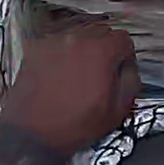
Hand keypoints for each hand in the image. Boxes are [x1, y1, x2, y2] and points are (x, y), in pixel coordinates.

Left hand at [0, 25, 139, 154]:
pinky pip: (55, 42)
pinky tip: (56, 72)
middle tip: (98, 72)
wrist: (32, 132)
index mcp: (102, 50)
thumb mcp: (118, 110)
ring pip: (77, 35)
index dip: (125, 56)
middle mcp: (78, 37)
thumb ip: (131, 80)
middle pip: (100, 32)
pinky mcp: (34, 47)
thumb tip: (128, 66)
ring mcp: (53, 40)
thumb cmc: (78, 124)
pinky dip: (60, 52)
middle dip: (104, 49)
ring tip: (75, 72)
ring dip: (81, 48)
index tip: (118, 72)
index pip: (123, 38)